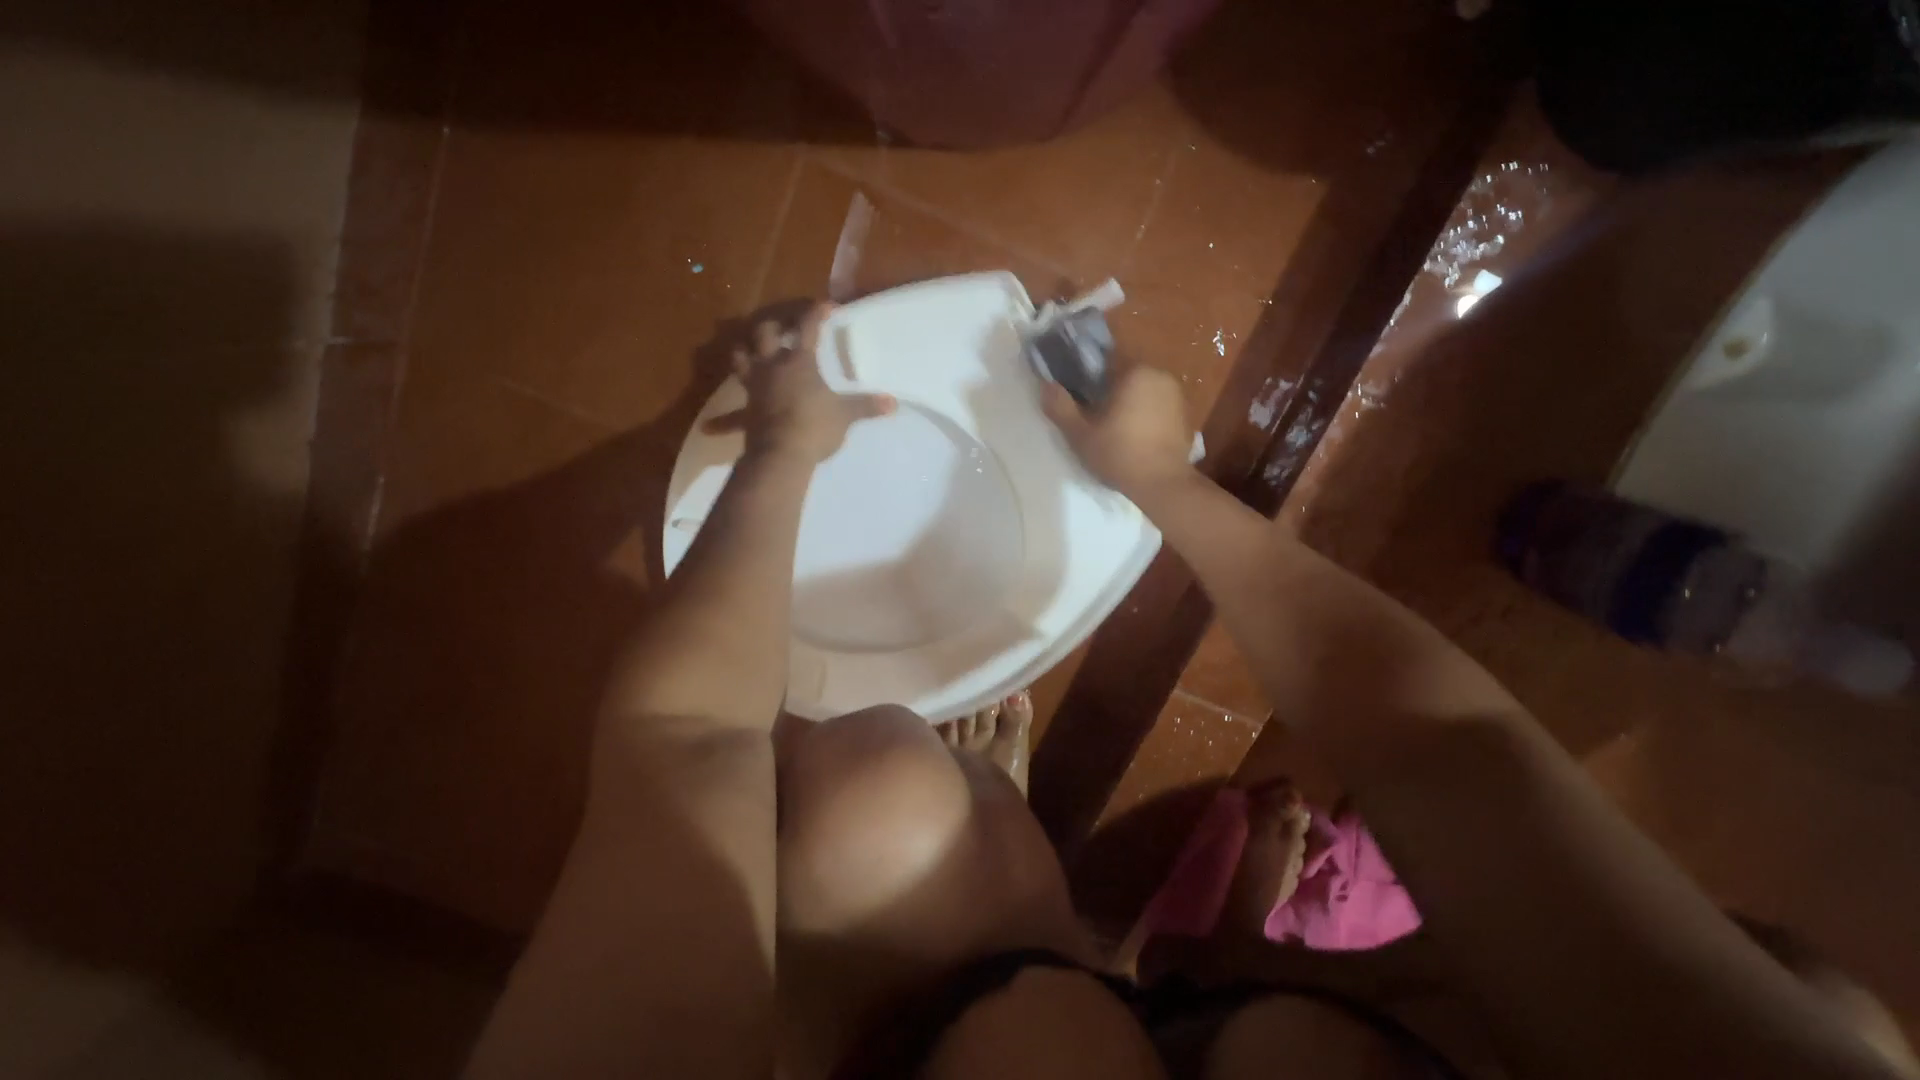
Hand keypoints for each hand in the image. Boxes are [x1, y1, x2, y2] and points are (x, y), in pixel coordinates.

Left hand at [708, 303, 894, 462]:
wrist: (782, 454)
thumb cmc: (815, 426)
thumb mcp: (845, 415)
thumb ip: (866, 406)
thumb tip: (893, 403)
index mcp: (800, 362)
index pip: (808, 328)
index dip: (817, 313)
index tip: (826, 306)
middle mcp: (773, 367)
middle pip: (765, 334)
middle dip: (773, 327)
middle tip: (782, 328)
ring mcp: (755, 388)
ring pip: (740, 361)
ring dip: (742, 354)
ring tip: (745, 353)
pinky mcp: (745, 413)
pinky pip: (729, 417)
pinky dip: (720, 422)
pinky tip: (707, 427)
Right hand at [1040, 365, 1194, 500]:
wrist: (1163, 484)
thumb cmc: (1119, 454)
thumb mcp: (1080, 434)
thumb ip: (1060, 407)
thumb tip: (1046, 386)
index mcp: (1135, 371)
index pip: (1105, 363)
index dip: (1089, 380)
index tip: (1080, 400)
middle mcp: (1160, 375)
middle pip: (1126, 378)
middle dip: (1111, 393)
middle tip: (1095, 419)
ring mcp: (1177, 395)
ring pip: (1143, 393)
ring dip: (1130, 405)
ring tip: (1115, 431)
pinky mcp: (1185, 416)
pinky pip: (1158, 408)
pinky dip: (1146, 418)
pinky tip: (1136, 439)